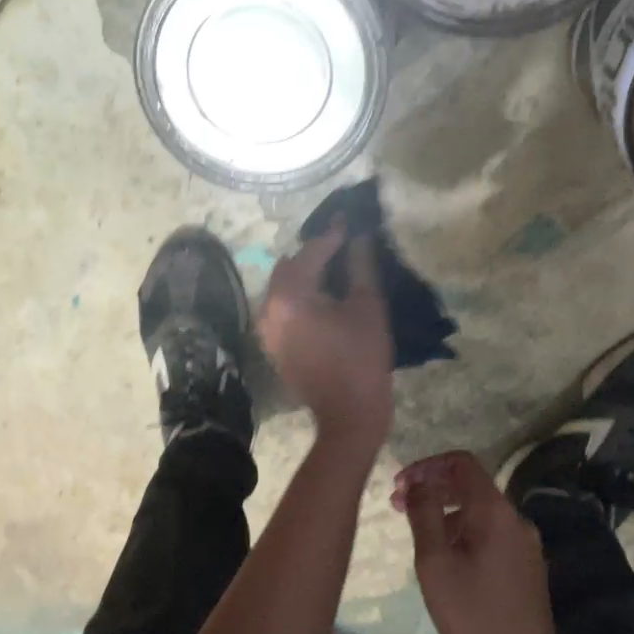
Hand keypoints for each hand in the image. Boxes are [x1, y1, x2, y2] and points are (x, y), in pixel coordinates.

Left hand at [258, 224, 393, 449]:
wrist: (348, 414)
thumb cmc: (363, 358)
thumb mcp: (368, 306)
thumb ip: (360, 265)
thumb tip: (358, 237)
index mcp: (291, 295)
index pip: (311, 252)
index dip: (333, 234)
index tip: (349, 219)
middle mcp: (269, 306)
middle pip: (290, 266)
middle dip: (315, 253)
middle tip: (344, 245)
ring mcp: (265, 327)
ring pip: (283, 286)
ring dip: (306, 274)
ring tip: (335, 269)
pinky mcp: (271, 342)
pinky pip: (281, 306)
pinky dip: (299, 295)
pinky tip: (323, 296)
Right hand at [396, 452, 587, 633]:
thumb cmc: (472, 616)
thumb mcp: (434, 562)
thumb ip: (424, 514)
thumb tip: (418, 483)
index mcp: (496, 512)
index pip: (462, 463)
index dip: (427, 465)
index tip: (399, 484)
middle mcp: (517, 521)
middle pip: (472, 486)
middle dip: (433, 488)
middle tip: (397, 506)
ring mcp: (527, 547)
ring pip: (481, 513)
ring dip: (447, 513)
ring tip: (417, 535)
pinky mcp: (528, 571)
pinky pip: (492, 535)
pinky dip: (464, 532)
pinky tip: (446, 559)